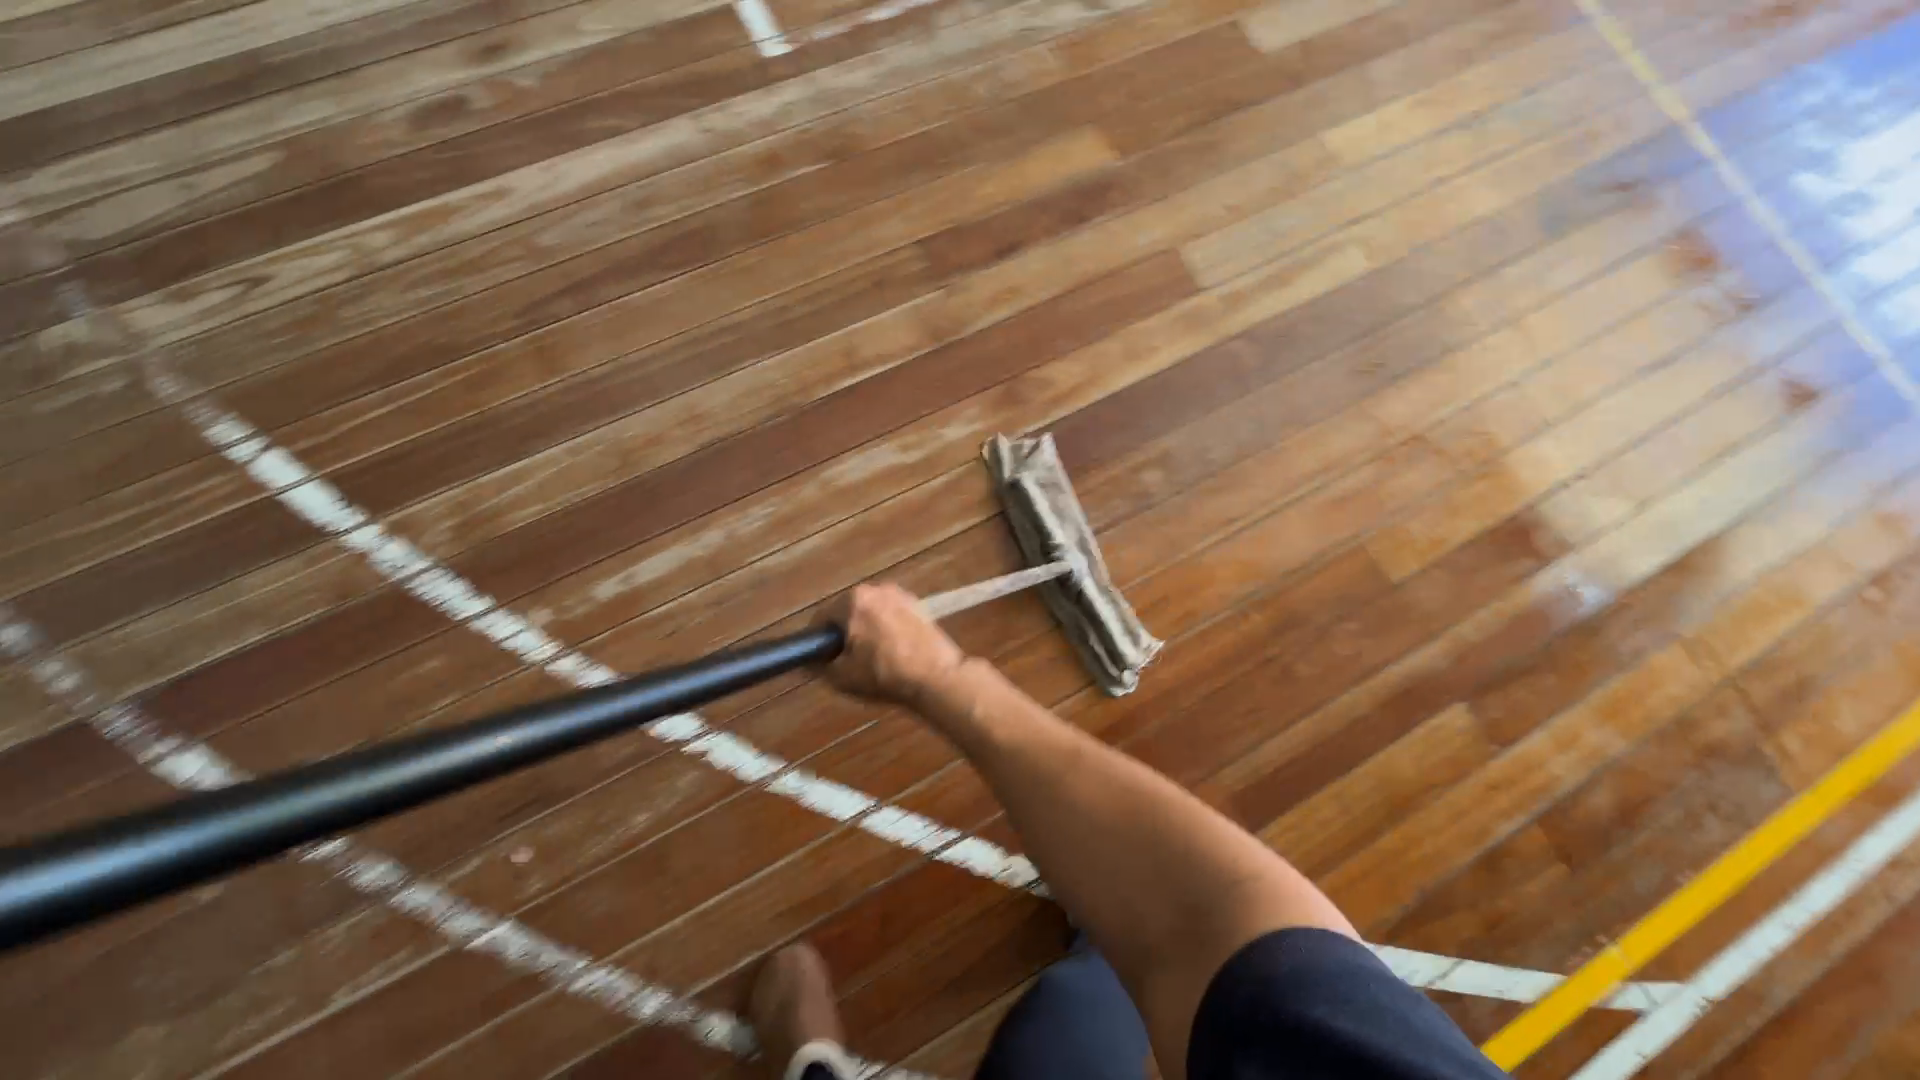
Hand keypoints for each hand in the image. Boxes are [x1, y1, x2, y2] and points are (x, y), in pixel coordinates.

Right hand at [817, 583, 967, 707]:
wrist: (937, 677)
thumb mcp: (842, 677)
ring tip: (875, 658)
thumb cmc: (884, 675)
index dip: (818, 642)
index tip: (824, 660)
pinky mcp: (919, 605)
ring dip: (868, 630)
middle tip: (850, 662)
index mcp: (852, 600)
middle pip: (848, 612)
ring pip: (871, 613)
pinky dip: (888, 628)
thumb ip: (818, 666)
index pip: (822, 619)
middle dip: (846, 634)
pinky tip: (895, 650)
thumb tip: (805, 662)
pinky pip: (892, 615)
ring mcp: (900, 594)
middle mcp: (875, 588)